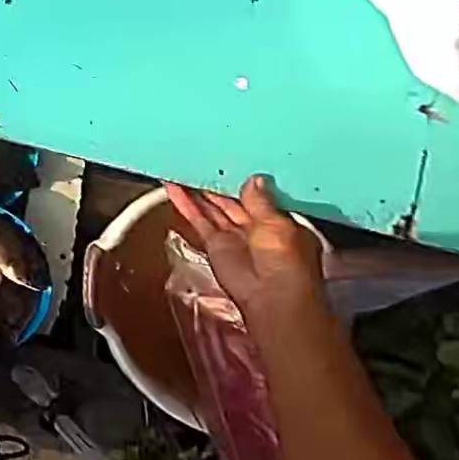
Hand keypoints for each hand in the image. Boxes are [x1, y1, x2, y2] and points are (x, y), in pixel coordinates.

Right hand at [165, 175, 327, 330]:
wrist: (271, 294)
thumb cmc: (286, 261)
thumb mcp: (278, 225)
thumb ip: (261, 202)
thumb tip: (255, 179)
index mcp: (280, 224)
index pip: (259, 198)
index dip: (243, 183)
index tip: (229, 165)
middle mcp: (256, 228)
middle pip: (231, 202)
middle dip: (215, 186)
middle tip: (198, 165)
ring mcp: (233, 236)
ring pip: (210, 208)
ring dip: (195, 193)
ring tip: (179, 173)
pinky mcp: (213, 242)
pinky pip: (197, 218)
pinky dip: (184, 204)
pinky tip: (172, 189)